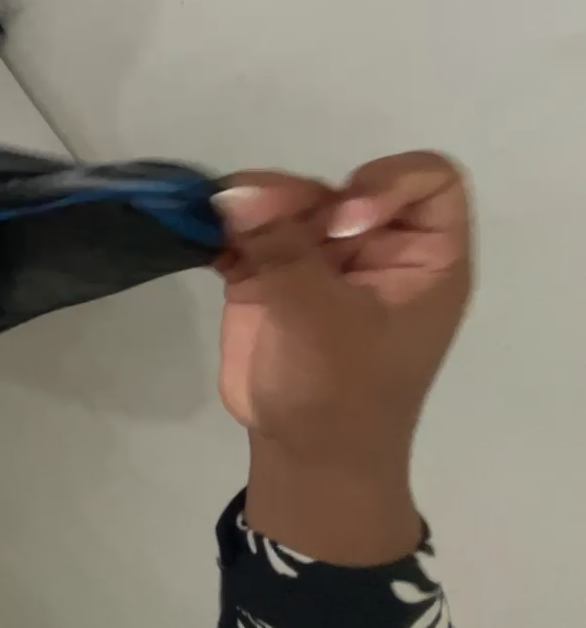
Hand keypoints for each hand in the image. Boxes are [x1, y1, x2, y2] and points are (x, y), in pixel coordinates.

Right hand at [213, 151, 472, 563]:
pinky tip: (204, 249)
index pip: (422, 182)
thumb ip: (279, 248)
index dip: (382, 184)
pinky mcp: (263, 277)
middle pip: (332, 188)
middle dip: (288, 196)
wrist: (303, 445)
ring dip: (245, 210)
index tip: (338, 220)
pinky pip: (240, 235)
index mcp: (418, 256)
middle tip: (243, 215)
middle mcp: (368, 248)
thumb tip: (233, 190)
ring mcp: (312, 263)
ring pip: (278, 206)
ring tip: (216, 232)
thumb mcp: (320, 315)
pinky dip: (218, 234)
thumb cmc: (341, 386)